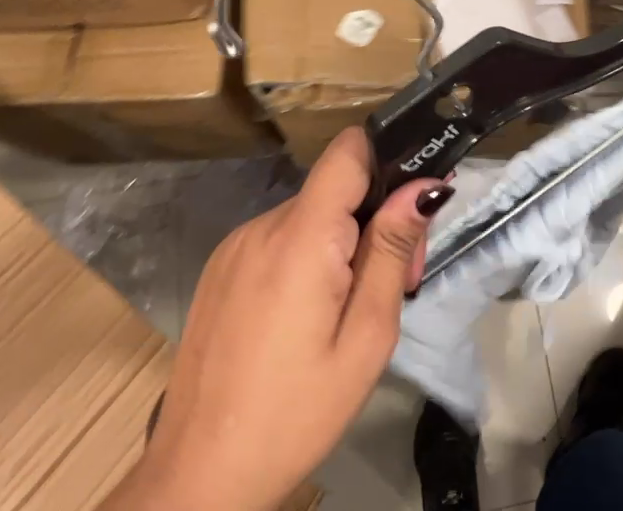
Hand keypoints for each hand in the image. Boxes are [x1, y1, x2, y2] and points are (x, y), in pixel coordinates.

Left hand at [109, 128, 452, 510]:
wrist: (201, 472)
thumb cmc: (296, 412)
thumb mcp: (367, 337)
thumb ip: (391, 252)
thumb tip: (421, 187)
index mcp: (300, 238)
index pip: (348, 151)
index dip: (387, 160)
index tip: (415, 207)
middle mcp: (261, 227)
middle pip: (336, 190)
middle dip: (376, 223)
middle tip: (396, 286)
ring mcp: (234, 247)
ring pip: (310, 216)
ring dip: (343, 245)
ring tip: (350, 313)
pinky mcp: (220, 269)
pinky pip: (280, 240)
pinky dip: (309, 259)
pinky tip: (310, 317)